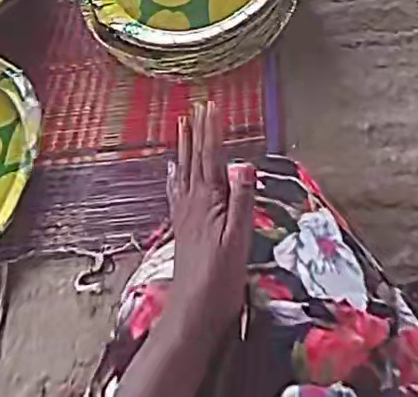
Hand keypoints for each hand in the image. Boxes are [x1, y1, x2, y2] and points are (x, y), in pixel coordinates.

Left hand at [166, 101, 254, 341]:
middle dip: (197, 130)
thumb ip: (241, 199)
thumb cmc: (220, 277)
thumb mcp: (238, 238)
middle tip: (198, 106)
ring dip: (184, 145)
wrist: (193, 312)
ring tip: (183, 124)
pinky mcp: (183, 226)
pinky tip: (172, 168)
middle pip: (195, 158)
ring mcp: (185, 213)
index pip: (210, 156)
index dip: (211, 130)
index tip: (211, 106)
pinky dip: (175, 174)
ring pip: (184, 170)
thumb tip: (245, 163)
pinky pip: (178, 190)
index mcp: (208, 199)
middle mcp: (193, 201)